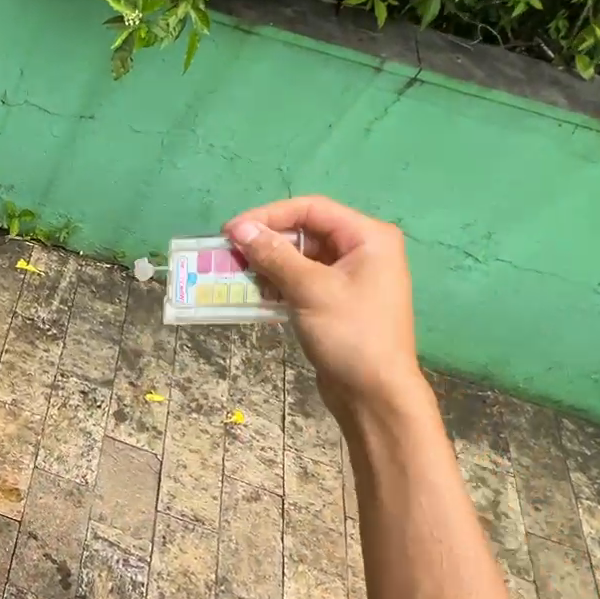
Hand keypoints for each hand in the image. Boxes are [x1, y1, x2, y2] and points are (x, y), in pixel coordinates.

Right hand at [223, 196, 423, 417]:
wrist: (372, 389)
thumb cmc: (350, 334)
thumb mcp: (310, 290)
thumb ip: (275, 256)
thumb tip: (240, 229)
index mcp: (366, 237)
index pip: (311, 209)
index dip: (268, 216)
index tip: (230, 232)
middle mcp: (360, 250)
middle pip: (303, 232)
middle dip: (264, 242)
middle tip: (226, 255)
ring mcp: (346, 277)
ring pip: (297, 258)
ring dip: (264, 265)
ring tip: (232, 276)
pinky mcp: (332, 300)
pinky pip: (298, 281)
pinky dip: (274, 285)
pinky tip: (251, 295)